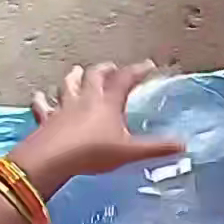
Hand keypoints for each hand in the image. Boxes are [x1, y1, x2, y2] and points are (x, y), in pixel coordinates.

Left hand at [10, 62, 185, 195]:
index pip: (125, 80)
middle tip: (112, 68)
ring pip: (68, 84)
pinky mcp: (46, 119)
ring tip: (78, 71)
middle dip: (105, 70)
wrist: (53, 159)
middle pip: (95, 76)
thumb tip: (183, 145)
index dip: (137, 71)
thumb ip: (156, 148)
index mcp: (108, 102)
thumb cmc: (94, 152)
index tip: (148, 65)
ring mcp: (63, 107)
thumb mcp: (130, 152)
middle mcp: (86, 99)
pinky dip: (42, 100)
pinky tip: (40, 96)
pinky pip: (43, 106)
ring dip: (74, 77)